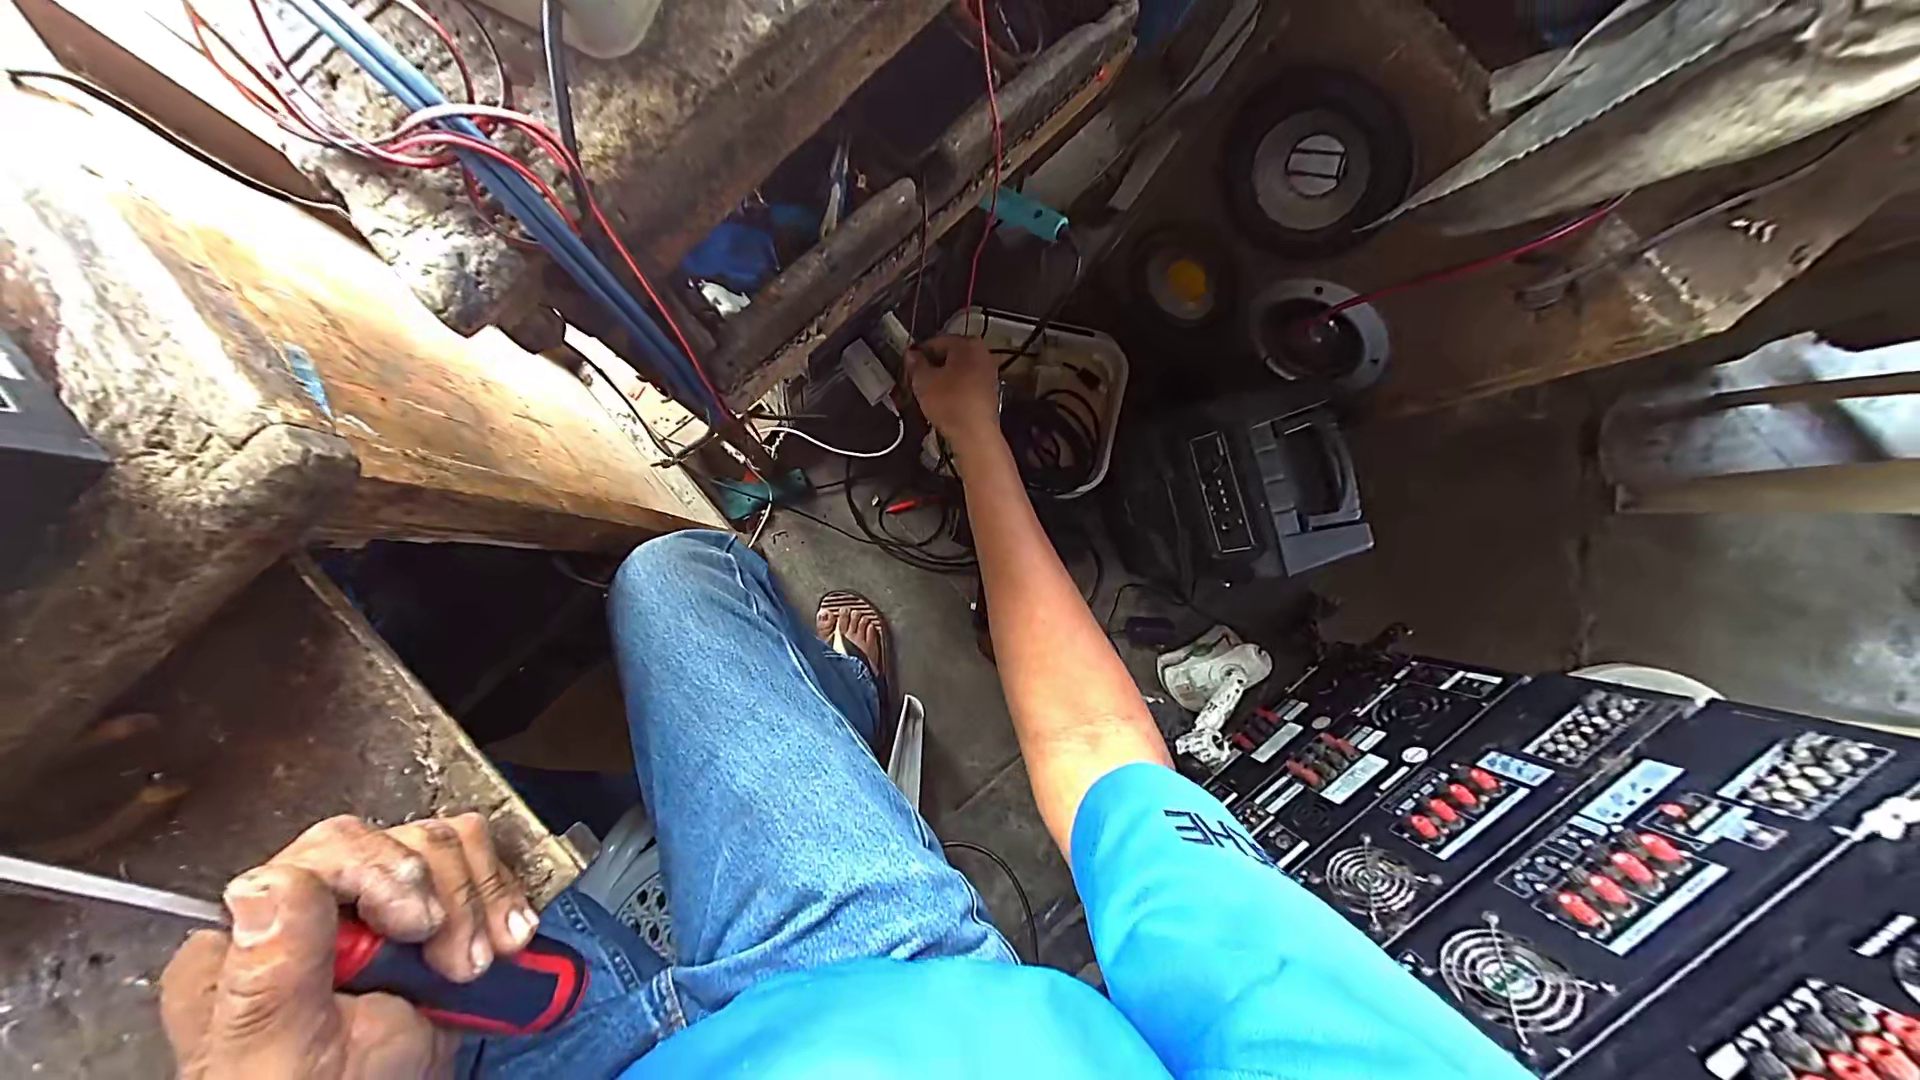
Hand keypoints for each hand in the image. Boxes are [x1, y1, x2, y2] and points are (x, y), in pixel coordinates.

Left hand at [160, 813, 540, 1079]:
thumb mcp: (282, 1057)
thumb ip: (270, 976)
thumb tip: (263, 883)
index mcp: (252, 936)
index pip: (329, 852)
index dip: (387, 874)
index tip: (422, 928)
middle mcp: (319, 902)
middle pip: (402, 841)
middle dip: (448, 894)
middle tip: (461, 961)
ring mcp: (384, 896)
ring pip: (452, 843)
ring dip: (482, 901)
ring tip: (482, 962)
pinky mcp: (439, 896)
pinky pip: (485, 858)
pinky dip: (505, 895)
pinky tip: (507, 939)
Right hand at [907, 336, 1002, 451]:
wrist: (974, 434)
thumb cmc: (949, 402)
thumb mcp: (923, 381)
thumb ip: (915, 364)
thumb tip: (912, 355)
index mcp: (968, 344)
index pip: (936, 341)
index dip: (918, 354)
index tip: (908, 365)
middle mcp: (983, 354)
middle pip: (950, 356)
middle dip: (932, 367)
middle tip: (916, 380)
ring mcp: (989, 374)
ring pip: (958, 371)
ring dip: (942, 379)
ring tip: (927, 393)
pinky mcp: (990, 393)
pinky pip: (966, 385)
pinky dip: (954, 390)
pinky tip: (943, 402)